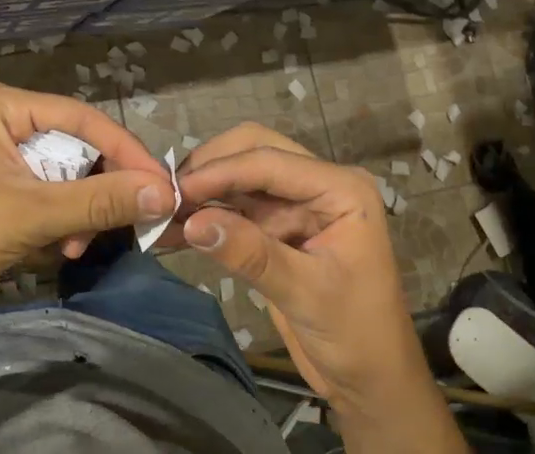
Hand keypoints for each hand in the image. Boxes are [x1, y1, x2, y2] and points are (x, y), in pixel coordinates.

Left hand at [0, 81, 175, 322]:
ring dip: (82, 210)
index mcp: (4, 105)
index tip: (164, 186)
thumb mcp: (31, 215)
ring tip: (78, 245)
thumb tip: (164, 192)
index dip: (126, 152)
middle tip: (130, 222)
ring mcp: (2, 152)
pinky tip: (64, 248)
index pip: (83, 118)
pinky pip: (51, 192)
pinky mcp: (2, 184)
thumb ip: (98, 201)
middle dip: (100, 188)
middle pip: (78, 145)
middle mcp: (5, 119)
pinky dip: (64, 219)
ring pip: (68, 173)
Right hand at [172, 124, 416, 418]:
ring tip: (162, 208)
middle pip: (255, 151)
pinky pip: (236, 208)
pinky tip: (174, 228)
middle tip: (168, 191)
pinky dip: (207, 214)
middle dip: (211, 166)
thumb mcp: (306, 294)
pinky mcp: (277, 227)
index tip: (176, 188)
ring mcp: (297, 204)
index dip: (221, 171)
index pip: (271, 162)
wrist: (371, 382)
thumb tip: (192, 222)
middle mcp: (319, 184)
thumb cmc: (356, 335)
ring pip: (240, 177)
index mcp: (341, 188)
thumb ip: (251, 254)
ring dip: (203, 190)